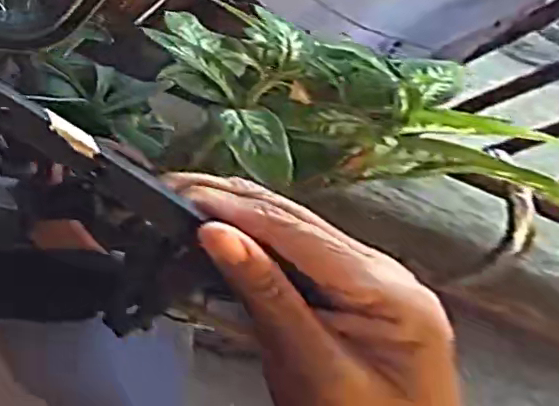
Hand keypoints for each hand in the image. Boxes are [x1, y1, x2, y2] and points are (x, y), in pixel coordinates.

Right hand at [170, 174, 459, 405]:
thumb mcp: (314, 369)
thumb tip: (212, 232)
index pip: (294, 229)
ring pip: (283, 220)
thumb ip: (266, 296)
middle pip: (288, 216)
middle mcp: (381, 269)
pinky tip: (213, 223)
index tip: (180, 195)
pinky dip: (244, 229)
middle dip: (225, 198)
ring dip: (230, 207)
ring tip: (179, 196)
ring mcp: (364, 273)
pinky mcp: (342, 283)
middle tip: (168, 188)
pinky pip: (285, 242)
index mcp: (390, 291)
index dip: (233, 207)